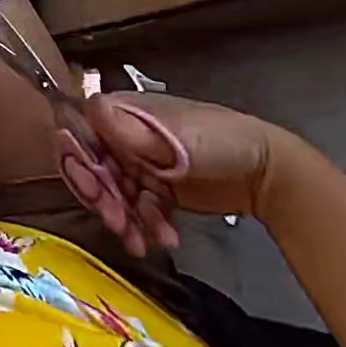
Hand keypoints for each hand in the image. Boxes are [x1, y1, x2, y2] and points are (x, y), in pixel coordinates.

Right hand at [65, 92, 288, 256]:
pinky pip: (137, 209)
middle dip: (102, 198)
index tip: (90, 187)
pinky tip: (165, 239)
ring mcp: (140, 163)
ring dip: (124, 220)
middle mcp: (125, 136)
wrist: (267, 173)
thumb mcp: (173, 134)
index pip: (81, 134)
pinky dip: (146, 226)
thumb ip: (127, 127)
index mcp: (123, 114)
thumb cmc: (220, 140)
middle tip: (116, 222)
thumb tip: (88, 104)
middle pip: (94, 168)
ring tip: (140, 242)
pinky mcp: (156, 189)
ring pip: (114, 194)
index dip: (78, 161)